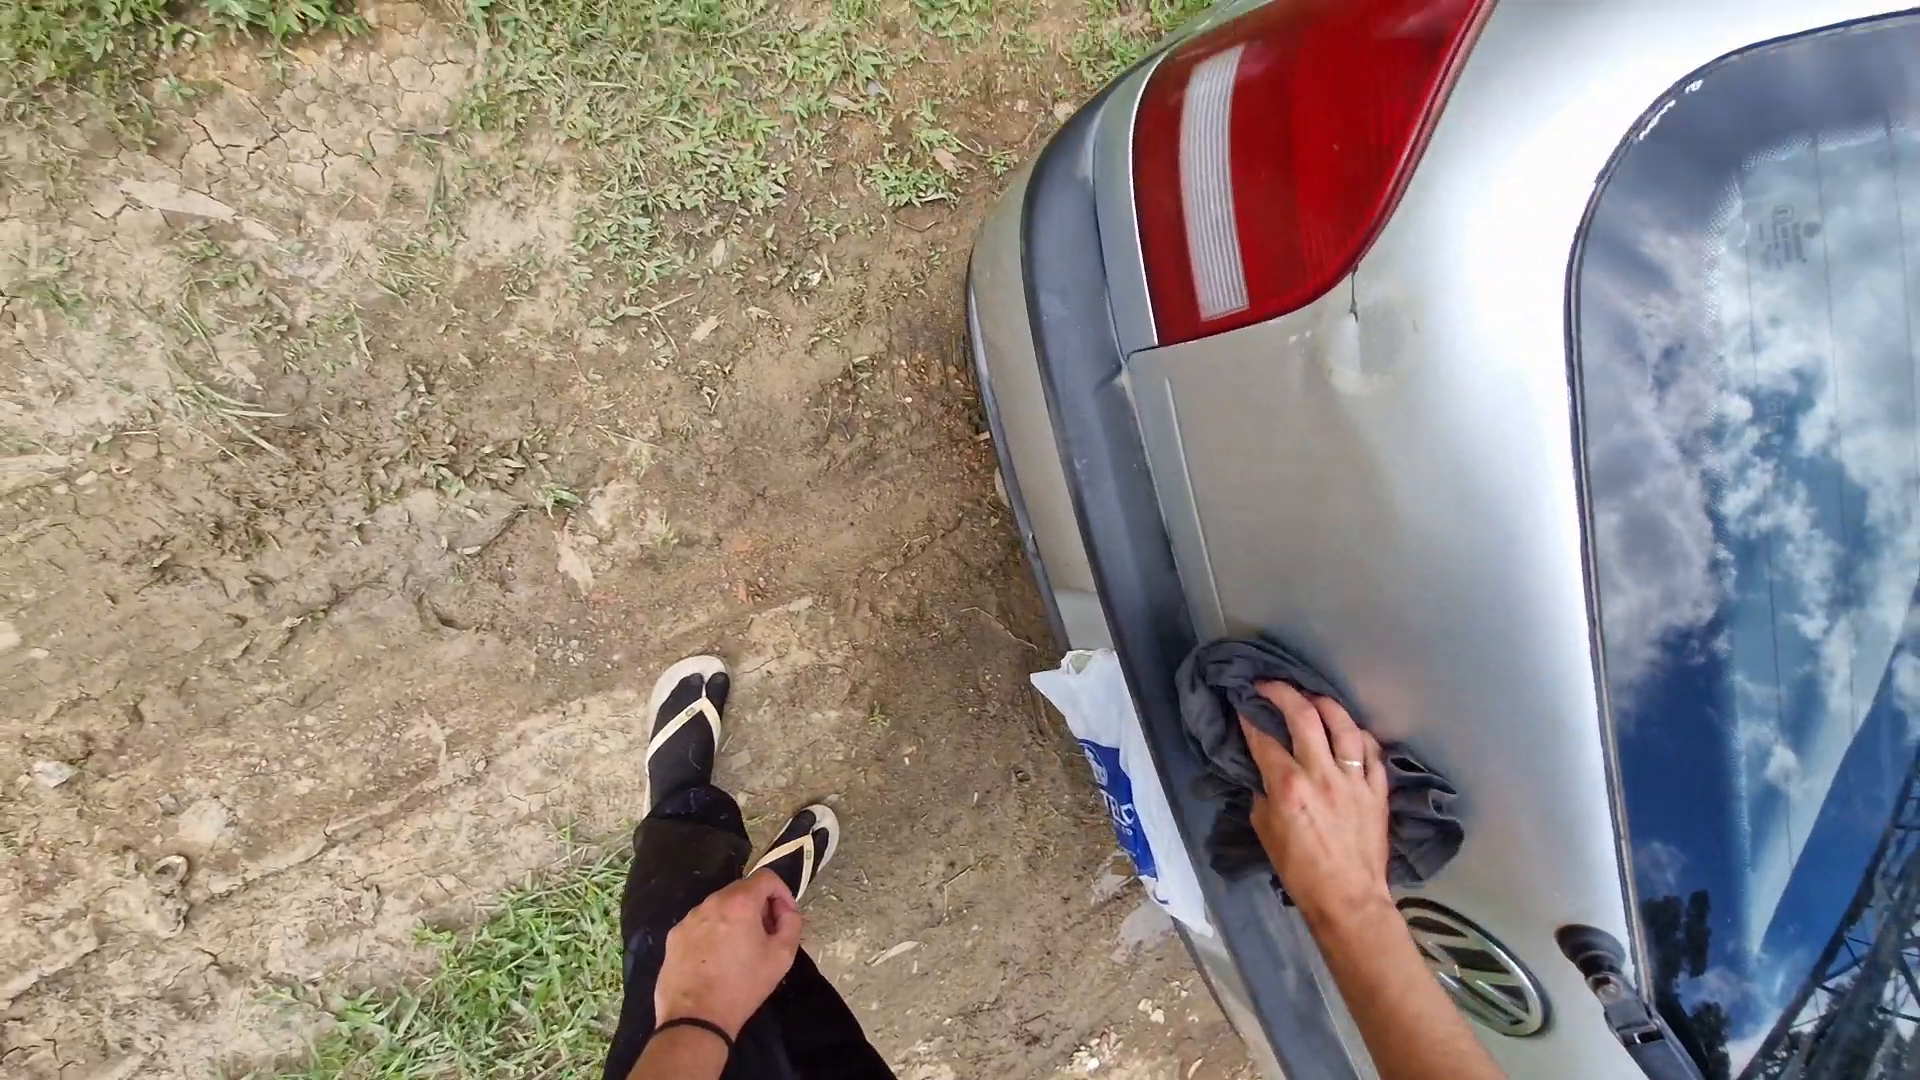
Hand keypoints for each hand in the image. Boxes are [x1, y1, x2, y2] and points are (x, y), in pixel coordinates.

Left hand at [655, 870, 802, 1037]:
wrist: (694, 1021)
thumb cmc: (742, 986)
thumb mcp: (782, 956)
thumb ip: (792, 923)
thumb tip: (785, 912)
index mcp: (740, 902)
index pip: (767, 877)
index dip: (782, 893)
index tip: (785, 916)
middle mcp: (712, 902)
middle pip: (742, 890)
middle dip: (759, 906)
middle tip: (765, 934)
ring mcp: (689, 919)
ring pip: (720, 907)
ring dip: (735, 919)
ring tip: (739, 950)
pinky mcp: (674, 937)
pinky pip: (701, 925)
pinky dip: (713, 933)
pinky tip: (715, 960)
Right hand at [1240, 681, 1391, 931]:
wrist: (1348, 900)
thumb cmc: (1298, 868)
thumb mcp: (1264, 826)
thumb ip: (1263, 788)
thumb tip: (1262, 764)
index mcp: (1288, 786)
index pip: (1263, 736)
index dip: (1249, 713)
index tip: (1241, 700)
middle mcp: (1322, 775)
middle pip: (1304, 716)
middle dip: (1282, 692)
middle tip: (1269, 684)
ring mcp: (1355, 781)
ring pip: (1344, 725)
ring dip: (1324, 703)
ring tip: (1311, 697)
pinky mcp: (1378, 791)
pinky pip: (1372, 751)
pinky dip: (1358, 734)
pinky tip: (1347, 729)